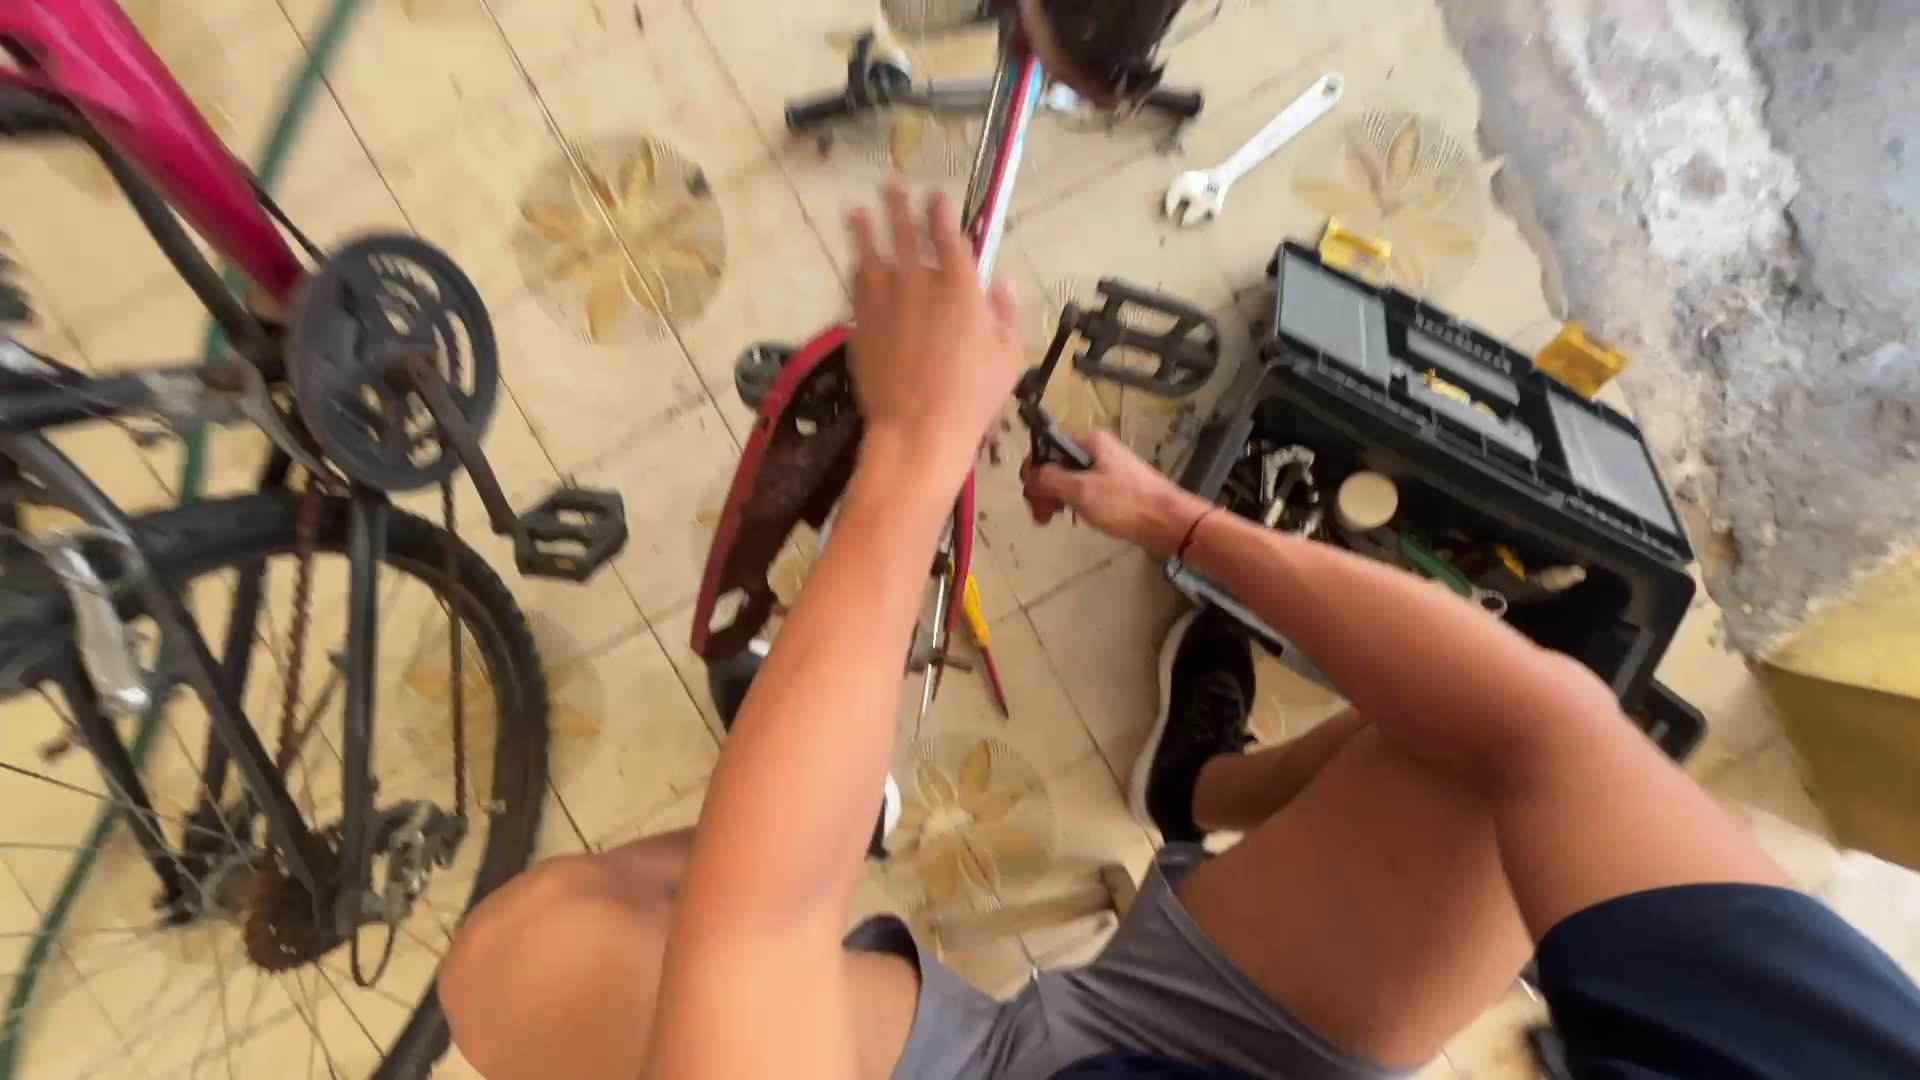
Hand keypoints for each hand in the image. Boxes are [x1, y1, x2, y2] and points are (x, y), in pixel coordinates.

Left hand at [846, 180, 1022, 472]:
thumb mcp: (1007, 356)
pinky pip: (856, 288)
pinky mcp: (861, 325)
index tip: (936, 195)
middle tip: (891, 184)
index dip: (940, 209)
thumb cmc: (972, 396)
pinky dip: (857, 271)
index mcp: (960, 286)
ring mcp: (883, 302)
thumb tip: (1005, 282)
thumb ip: (1005, 313)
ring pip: (871, 254)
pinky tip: (854, 264)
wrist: (918, 429)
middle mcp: (918, 283)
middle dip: (898, 204)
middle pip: (904, 232)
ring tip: (855, 212)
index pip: (948, 233)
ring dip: (864, 229)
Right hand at [1022, 430, 1212, 557]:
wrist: (1168, 522)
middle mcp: (1097, 449)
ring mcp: (1107, 468)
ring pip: (1069, 479)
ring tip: (1052, 520)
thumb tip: (1029, 474)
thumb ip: (1049, 479)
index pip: (1047, 449)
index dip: (1035, 473)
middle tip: (1042, 516)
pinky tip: (1075, 518)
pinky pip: (1084, 490)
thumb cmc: (1124, 503)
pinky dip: (1074, 503)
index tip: (1034, 500)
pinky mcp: (1114, 486)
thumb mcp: (1080, 491)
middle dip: (1044, 489)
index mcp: (1089, 442)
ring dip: (1056, 498)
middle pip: (1056, 464)